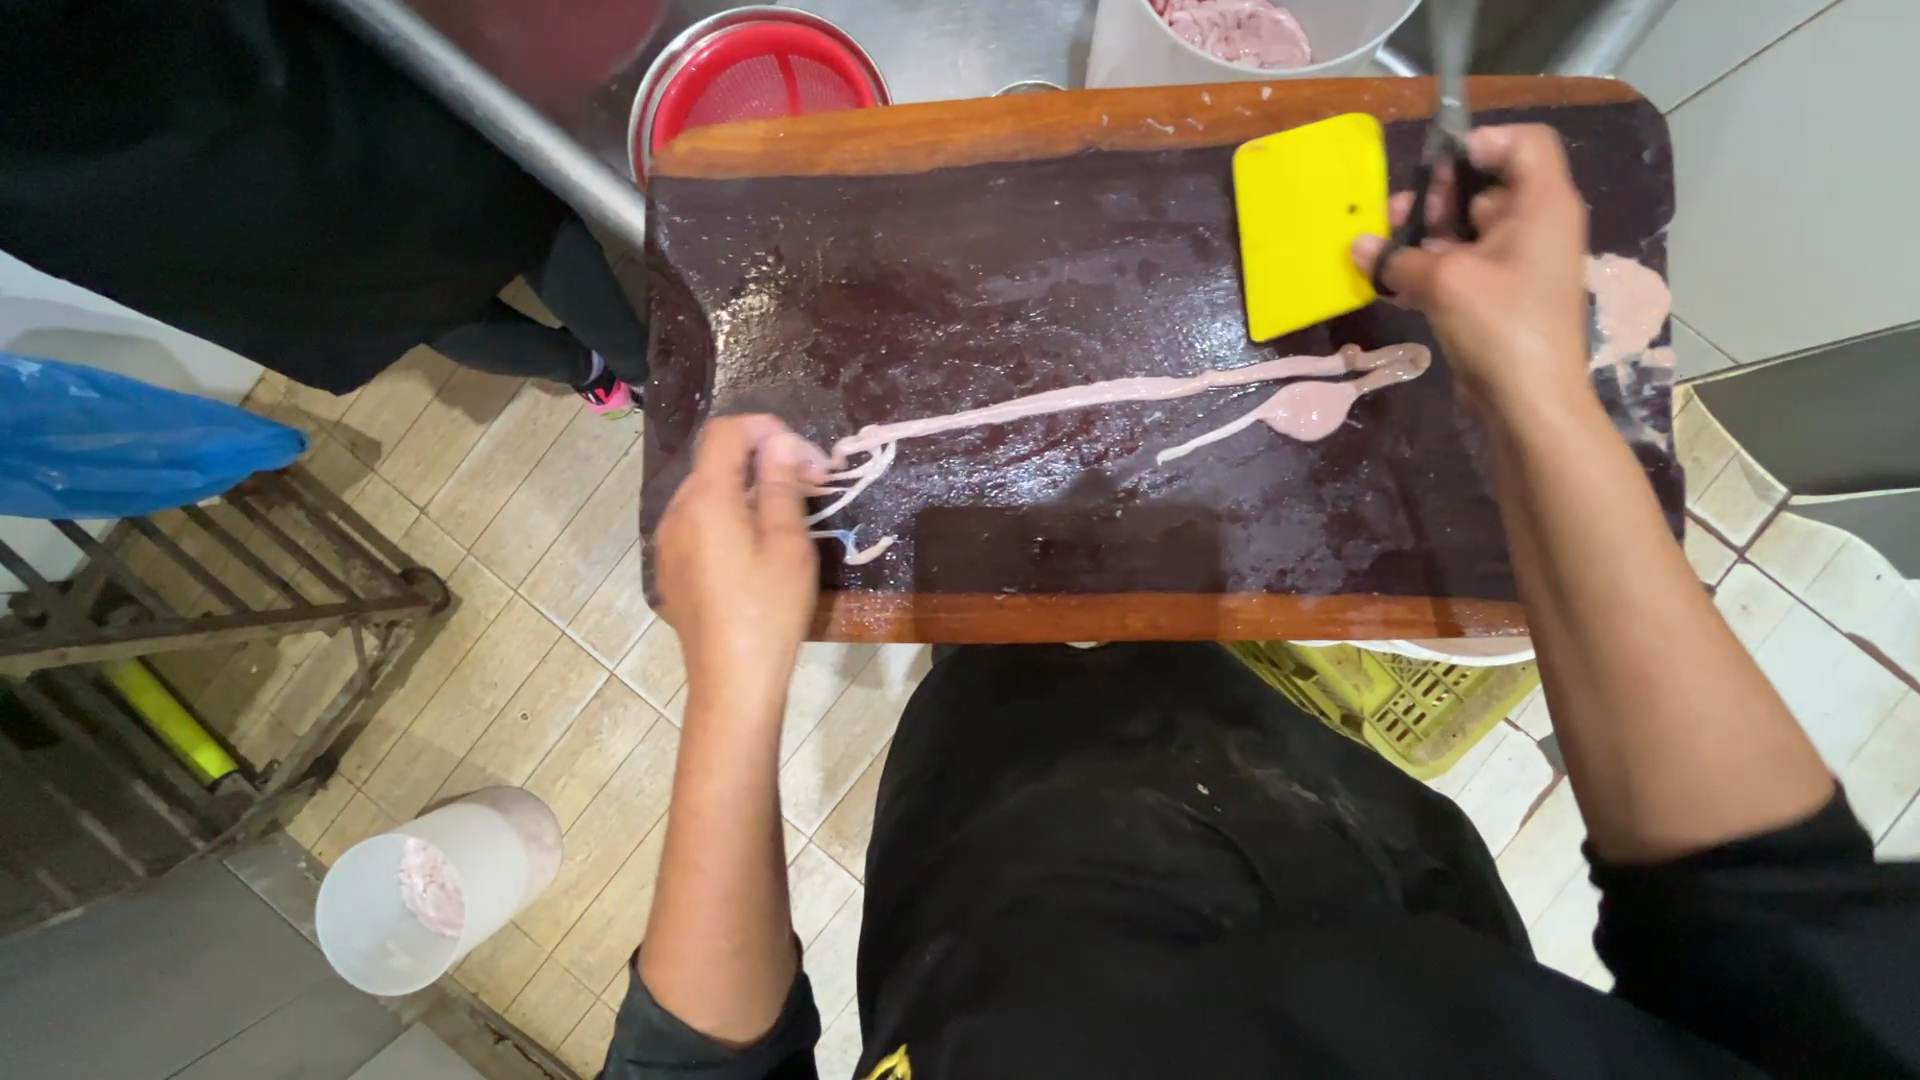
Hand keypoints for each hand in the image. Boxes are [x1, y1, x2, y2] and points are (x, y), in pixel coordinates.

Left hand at [655, 415, 820, 716]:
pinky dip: (730, 515)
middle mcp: (676, 513)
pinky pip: (700, 523)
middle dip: (764, 460)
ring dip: (749, 489)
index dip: (767, 429)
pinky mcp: (672, 570)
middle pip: (716, 461)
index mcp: (706, 500)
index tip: (806, 457)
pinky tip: (757, 546)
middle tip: (811, 485)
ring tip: (789, 516)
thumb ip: (781, 484)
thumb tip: (778, 442)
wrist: (732, 682)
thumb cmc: (769, 610)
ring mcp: (669, 543)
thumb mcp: (788, 544)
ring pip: (708, 492)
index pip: (725, 432)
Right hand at [1352, 125, 1591, 413]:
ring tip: (1378, 255)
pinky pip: (1454, 271)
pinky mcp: (1492, 299)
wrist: (1526, 398)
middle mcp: (1532, 227)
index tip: (1434, 166)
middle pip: (1481, 190)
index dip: (1479, 143)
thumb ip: (1397, 259)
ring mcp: (1512, 266)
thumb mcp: (1444, 281)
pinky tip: (1386, 285)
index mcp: (1541, 205)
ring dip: (1418, 241)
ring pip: (1460, 234)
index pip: (1523, 144)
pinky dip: (1422, 273)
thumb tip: (1359, 247)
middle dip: (1433, 200)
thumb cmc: (1500, 325)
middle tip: (1392, 217)